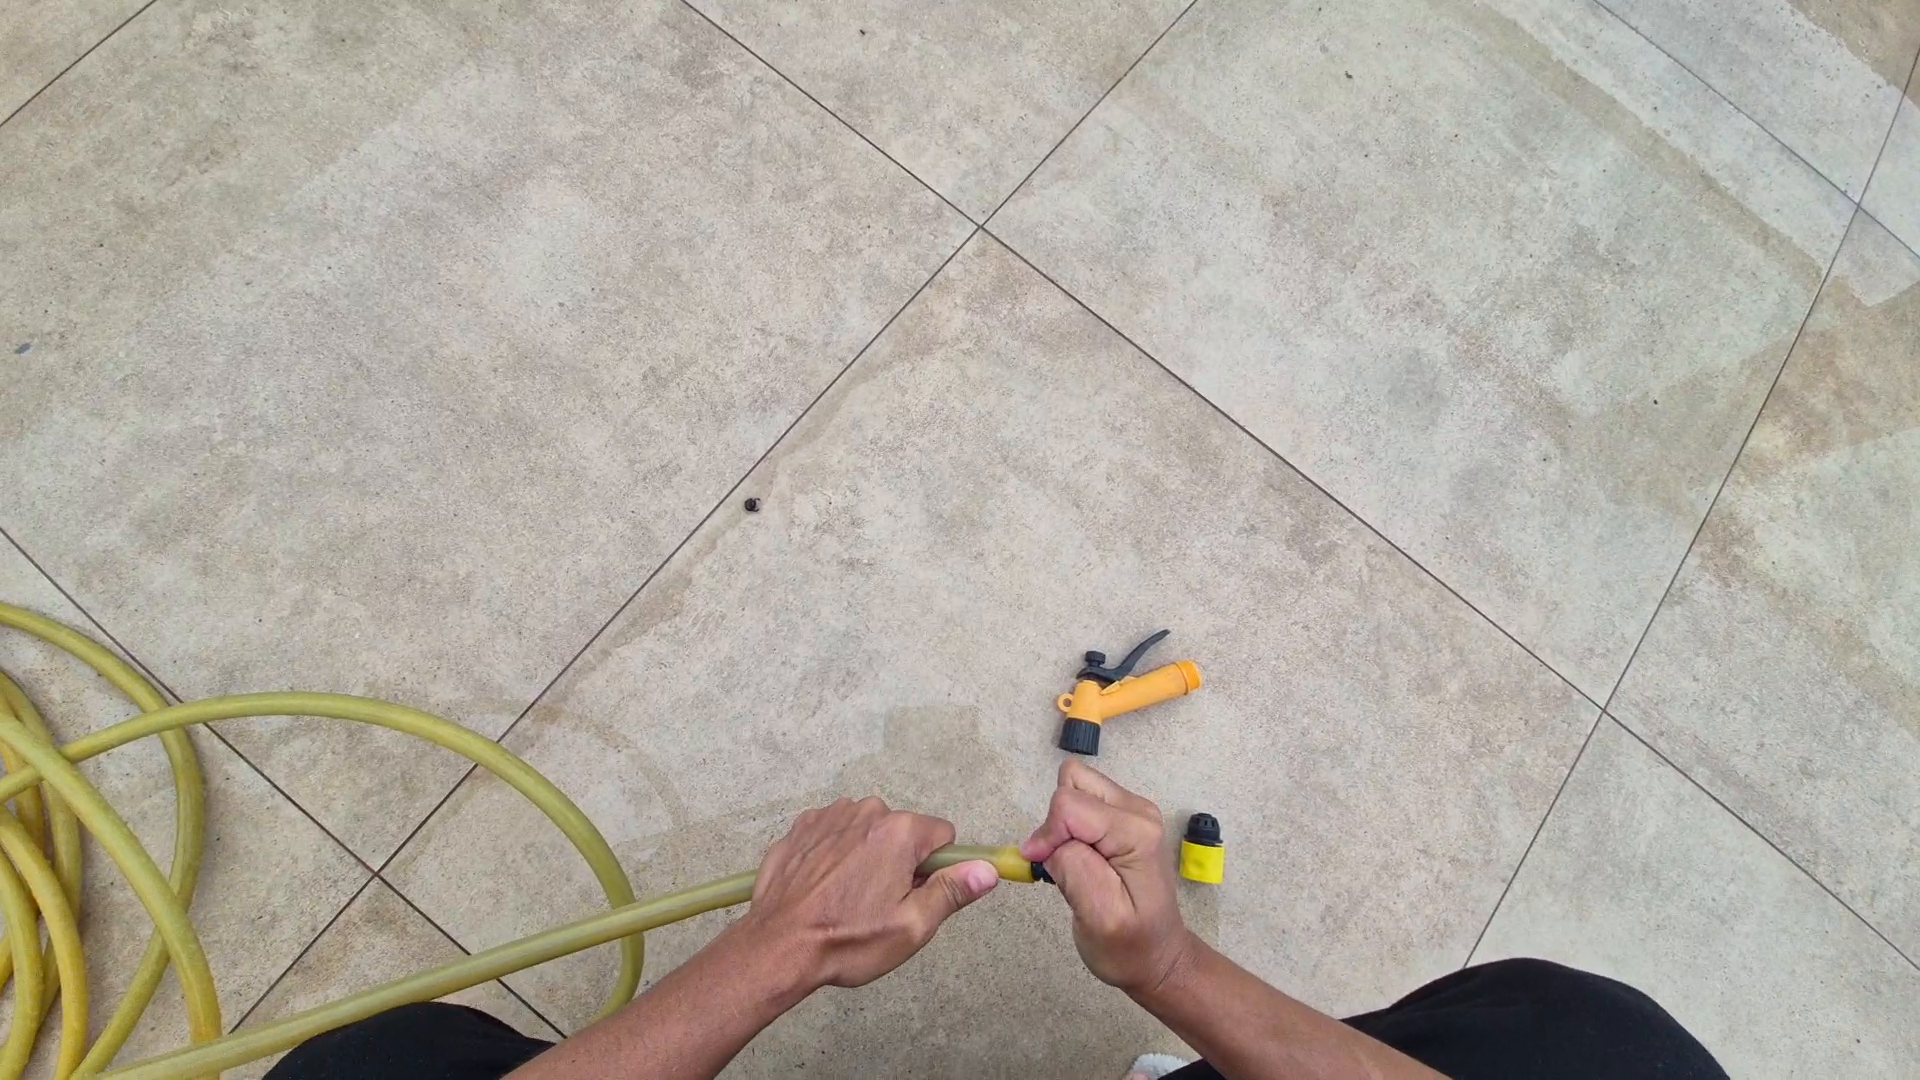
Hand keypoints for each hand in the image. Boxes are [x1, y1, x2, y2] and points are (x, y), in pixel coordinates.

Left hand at [737, 796, 998, 991]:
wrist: (777, 947)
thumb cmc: (846, 940)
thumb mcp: (912, 927)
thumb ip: (953, 891)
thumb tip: (987, 870)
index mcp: (900, 831)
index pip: (942, 834)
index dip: (936, 867)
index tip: (917, 893)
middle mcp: (868, 811)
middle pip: (903, 832)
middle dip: (898, 861)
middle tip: (878, 904)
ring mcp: (832, 815)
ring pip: (868, 830)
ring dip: (865, 855)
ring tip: (846, 897)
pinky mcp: (804, 825)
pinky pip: (836, 831)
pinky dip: (834, 853)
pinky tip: (823, 885)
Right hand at [1021, 760, 1193, 994]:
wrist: (1157, 959)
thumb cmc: (1129, 946)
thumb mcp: (1098, 917)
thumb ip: (1073, 868)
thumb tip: (1044, 842)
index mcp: (1136, 831)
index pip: (1070, 804)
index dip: (1048, 833)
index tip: (1044, 865)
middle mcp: (1137, 809)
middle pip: (1073, 782)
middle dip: (1056, 821)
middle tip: (1062, 862)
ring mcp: (1132, 809)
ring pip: (1075, 786)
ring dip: (1063, 823)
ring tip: (1074, 863)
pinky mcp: (1123, 816)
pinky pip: (1081, 800)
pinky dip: (1070, 826)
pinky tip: (1081, 857)